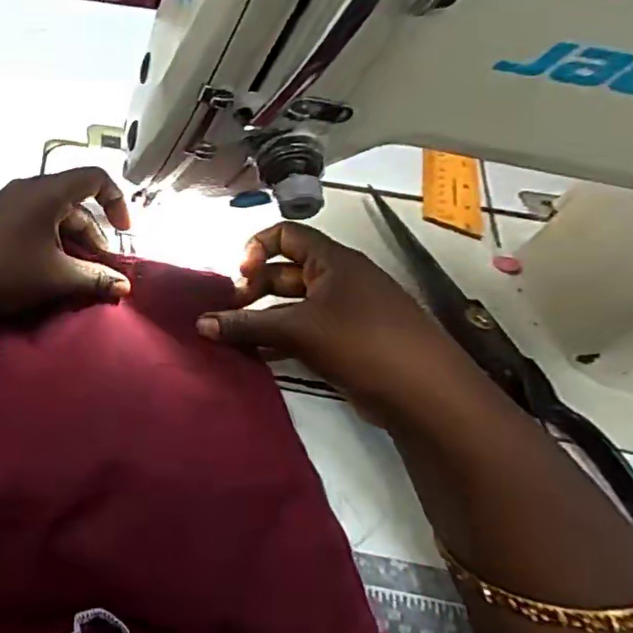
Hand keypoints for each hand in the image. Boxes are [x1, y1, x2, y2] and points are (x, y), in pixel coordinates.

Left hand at [0, 170, 132, 321]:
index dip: (117, 201)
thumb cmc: (6, 273)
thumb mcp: (57, 277)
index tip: (123, 232)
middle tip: (101, 267)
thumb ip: (96, 278)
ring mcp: (8, 200)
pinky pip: (34, 219)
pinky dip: (51, 238)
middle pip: (75, 200)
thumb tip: (124, 286)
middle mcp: (28, 187)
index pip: (94, 176)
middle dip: (94, 233)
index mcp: (47, 191)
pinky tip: (52, 267)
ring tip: (79, 273)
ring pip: (54, 212)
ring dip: (72, 239)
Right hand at [195, 222, 481, 424]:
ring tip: (236, 336)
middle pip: (284, 271)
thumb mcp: (298, 330)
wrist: (431, 398)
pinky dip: (280, 338)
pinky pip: (305, 330)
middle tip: (231, 310)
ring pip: (293, 304)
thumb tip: (201, 324)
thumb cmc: (364, 344)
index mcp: (334, 261)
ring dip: (263, 317)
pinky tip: (259, 356)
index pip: (286, 234)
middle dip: (254, 287)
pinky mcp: (350, 343)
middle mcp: (341, 280)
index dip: (257, 248)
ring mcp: (347, 312)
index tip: (240, 275)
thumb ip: (245, 325)